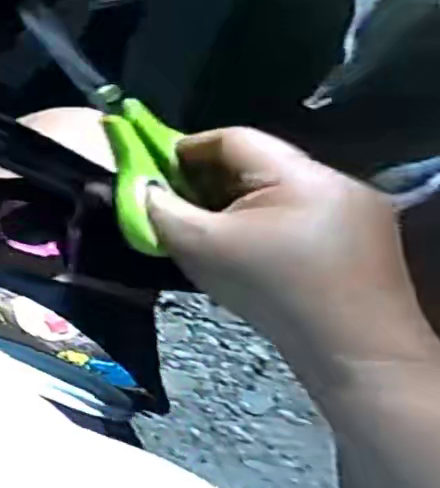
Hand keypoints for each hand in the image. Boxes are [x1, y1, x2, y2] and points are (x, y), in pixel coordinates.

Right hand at [146, 128, 428, 372]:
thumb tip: (127, 180)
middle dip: (202, 177)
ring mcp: (355, 208)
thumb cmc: (266, 286)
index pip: (230, 137)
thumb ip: (150, 201)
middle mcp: (337, 182)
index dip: (181, 149)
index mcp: (303, 177)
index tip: (152, 176)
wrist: (354, 351)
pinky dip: (254, 214)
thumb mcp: (191, 240)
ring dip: (226, 197)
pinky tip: (240, 241)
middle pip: (250, 159)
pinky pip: (290, 205)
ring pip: (268, 183)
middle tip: (171, 203)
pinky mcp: (359, 232)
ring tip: (204, 225)